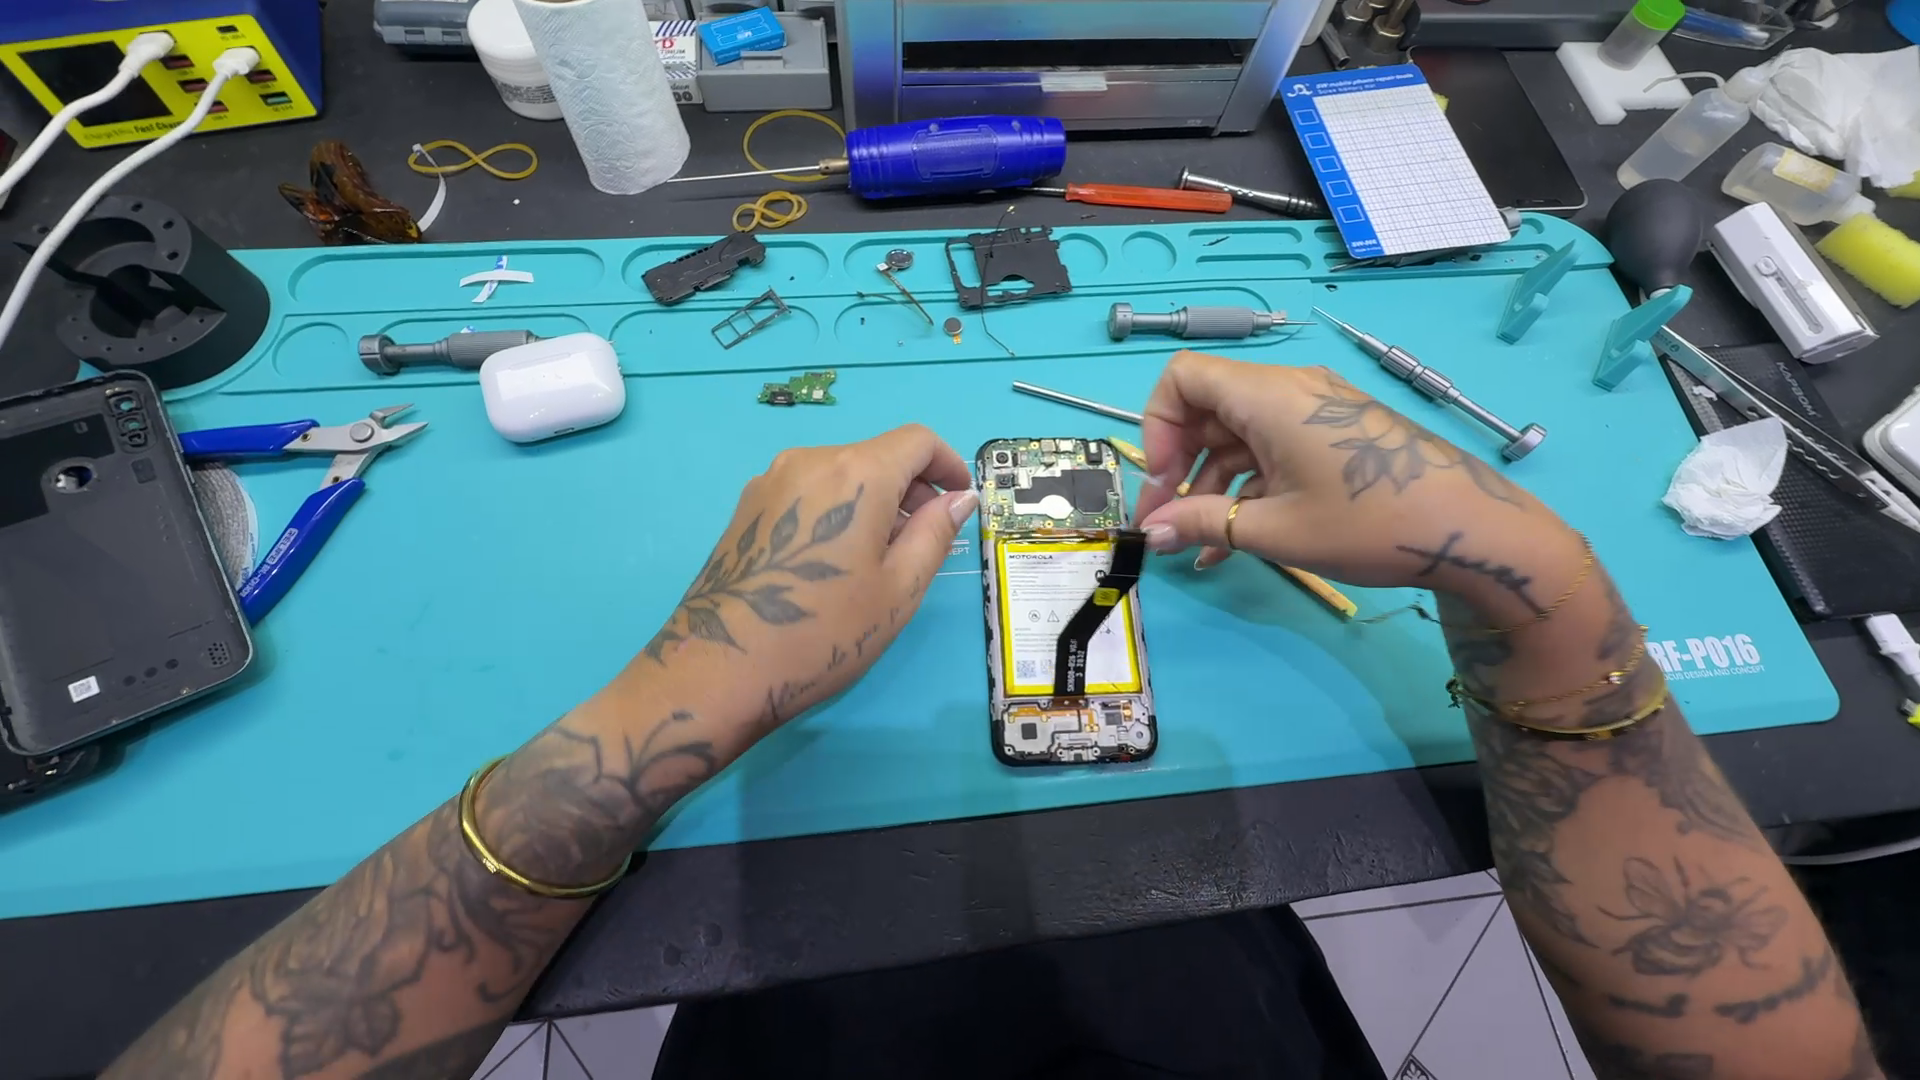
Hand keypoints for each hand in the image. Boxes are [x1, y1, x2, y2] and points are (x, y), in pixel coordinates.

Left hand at [632, 424, 977, 744]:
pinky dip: (839, 508)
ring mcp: (771, 480)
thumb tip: (961, 498)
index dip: (948, 464)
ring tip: (880, 558)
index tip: (960, 500)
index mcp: (856, 473)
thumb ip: (935, 533)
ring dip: (876, 501)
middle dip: (913, 489)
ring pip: (842, 472)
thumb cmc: (824, 633)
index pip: (917, 440)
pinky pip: (810, 489)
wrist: (719, 670)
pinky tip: (835, 560)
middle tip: (925, 542)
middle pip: (878, 454)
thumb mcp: (899, 589)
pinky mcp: (748, 505)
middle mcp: (810, 460)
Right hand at [1133, 352, 1579, 616]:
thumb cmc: (1369, 523)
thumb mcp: (1275, 530)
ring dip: (1206, 488)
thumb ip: (1201, 524)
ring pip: (1234, 439)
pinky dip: (1243, 491)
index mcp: (1269, 398)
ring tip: (1193, 543)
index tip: (1162, 479)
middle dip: (1175, 466)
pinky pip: (1268, 454)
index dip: (1156, 425)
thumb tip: (1148, 534)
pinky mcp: (1330, 437)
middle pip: (1205, 412)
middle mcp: (1287, 393)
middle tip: (1164, 521)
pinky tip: (1229, 543)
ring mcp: (1311, 414)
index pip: (1182, 378)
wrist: (1476, 533)